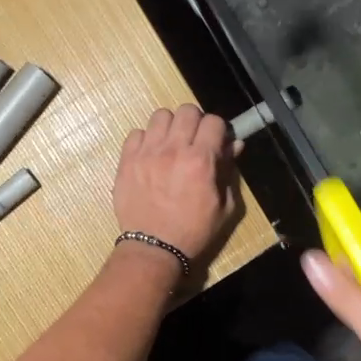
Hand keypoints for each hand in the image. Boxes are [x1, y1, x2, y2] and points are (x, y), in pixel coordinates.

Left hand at [113, 105, 241, 263]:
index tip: (215, 142)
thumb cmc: (194, 231)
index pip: (214, 121)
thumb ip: (228, 171)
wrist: (154, 249)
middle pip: (187, 111)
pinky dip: (145, 140)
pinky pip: (135, 133)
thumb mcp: (224, 206)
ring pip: (160, 116)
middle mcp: (173, 149)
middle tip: (193, 141)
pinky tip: (150, 156)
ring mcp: (147, 153)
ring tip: (170, 144)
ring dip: (170, 126)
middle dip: (195, 122)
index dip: (218, 130)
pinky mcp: (126, 161)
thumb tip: (234, 145)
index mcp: (200, 160)